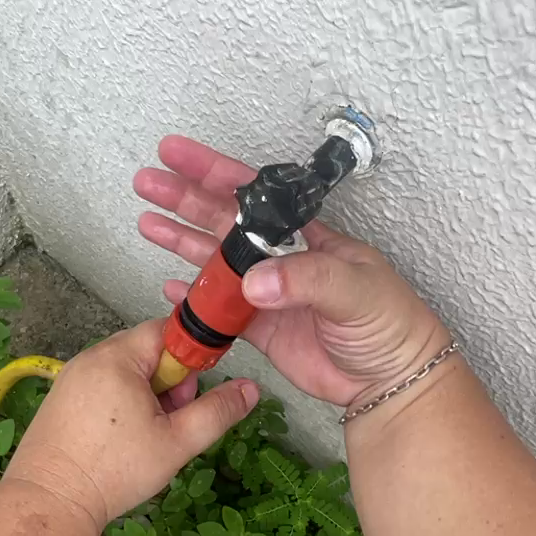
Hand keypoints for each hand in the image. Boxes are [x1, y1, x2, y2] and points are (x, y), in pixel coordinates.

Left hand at [2, 319, 259, 531]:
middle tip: (173, 419)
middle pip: (144, 351)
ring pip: (124, 372)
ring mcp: (70, 379)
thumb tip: (251, 389)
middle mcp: (89, 358)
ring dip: (147, 395)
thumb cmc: (114, 470)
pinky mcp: (60, 401)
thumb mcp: (177, 442)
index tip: (196, 391)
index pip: (165, 329)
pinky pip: (102, 388)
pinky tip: (123, 441)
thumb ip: (217, 412)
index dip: (190, 355)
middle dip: (169, 380)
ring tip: (149, 435)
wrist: (50, 503)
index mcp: (117, 358)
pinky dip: (121, 405)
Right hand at [134, 135, 449, 407]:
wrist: (388, 379)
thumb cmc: (387, 323)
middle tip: (147, 184)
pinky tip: (171, 289)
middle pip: (222, 223)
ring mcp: (268, 294)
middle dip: (184, 201)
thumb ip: (306, 279)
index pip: (251, 196)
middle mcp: (281, 259)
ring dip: (181, 242)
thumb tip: (253, 282)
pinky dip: (194, 300)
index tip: (177, 156)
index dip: (212, 173)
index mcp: (303, 237)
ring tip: (148, 224)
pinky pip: (219, 311)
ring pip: (215, 263)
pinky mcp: (261, 330)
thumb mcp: (356, 289)